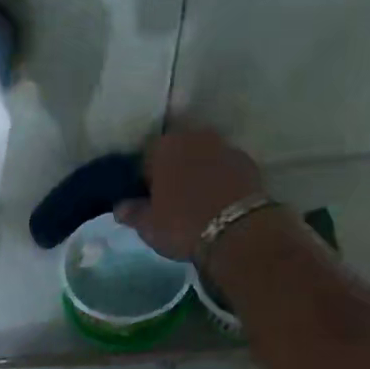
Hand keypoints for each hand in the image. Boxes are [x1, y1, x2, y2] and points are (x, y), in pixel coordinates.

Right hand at [113, 129, 266, 260]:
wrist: (237, 232)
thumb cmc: (183, 225)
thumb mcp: (149, 226)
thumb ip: (133, 213)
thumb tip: (120, 207)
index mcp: (163, 147)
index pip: (146, 159)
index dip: (146, 181)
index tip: (150, 200)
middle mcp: (194, 137)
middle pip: (178, 153)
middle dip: (175, 172)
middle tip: (175, 201)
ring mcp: (225, 147)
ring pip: (205, 158)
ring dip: (201, 174)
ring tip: (200, 202)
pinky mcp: (249, 163)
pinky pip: (227, 170)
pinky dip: (223, 181)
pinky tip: (222, 203)